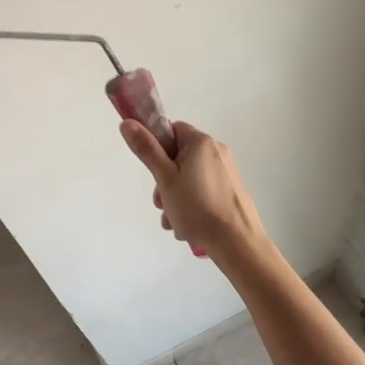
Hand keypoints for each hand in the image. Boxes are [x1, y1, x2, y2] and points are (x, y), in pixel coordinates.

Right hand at [121, 119, 269, 262]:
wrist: (237, 242)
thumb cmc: (197, 207)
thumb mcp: (165, 178)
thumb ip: (146, 149)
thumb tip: (127, 122)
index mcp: (201, 142)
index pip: (172, 130)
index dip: (157, 147)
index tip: (153, 170)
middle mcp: (217, 152)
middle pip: (179, 156)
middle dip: (164, 180)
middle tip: (161, 202)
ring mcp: (227, 172)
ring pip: (190, 177)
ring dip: (175, 196)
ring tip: (173, 221)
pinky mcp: (232, 191)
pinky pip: (204, 190)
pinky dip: (192, 203)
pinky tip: (187, 225)